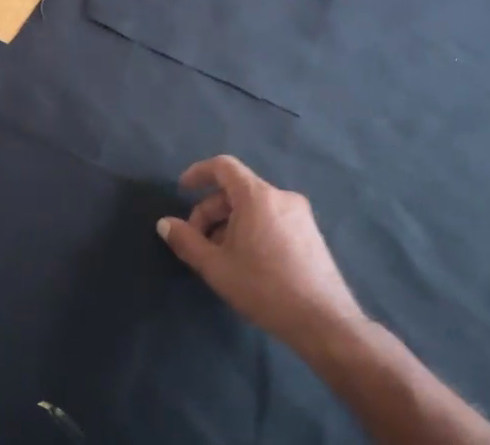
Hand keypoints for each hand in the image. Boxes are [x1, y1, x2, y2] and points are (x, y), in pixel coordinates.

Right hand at [157, 155, 367, 353]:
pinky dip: (252, 229)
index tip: (182, 190)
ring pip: (254, 207)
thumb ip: (186, 241)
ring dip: (230, 223)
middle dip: (211, 210)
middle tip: (197, 240)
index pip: (223, 167)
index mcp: (257, 196)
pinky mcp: (312, 235)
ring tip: (221, 256)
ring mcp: (301, 215)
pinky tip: (248, 261)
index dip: (198, 173)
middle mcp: (281, 197)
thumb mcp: (216, 267)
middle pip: (237, 190)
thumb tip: (165, 224)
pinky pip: (272, 219)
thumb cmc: (264, 288)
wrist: (324, 322)